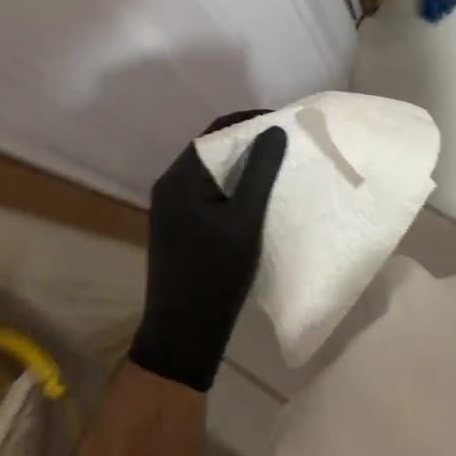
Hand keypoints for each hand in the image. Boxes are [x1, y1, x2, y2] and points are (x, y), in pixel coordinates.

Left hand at [128, 112, 287, 391]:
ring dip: (241, 167)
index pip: (216, 132)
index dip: (250, 121)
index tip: (284, 122)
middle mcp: (169, 186)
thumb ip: (261, 171)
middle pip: (212, 150)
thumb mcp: (246, 219)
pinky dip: (231, 188)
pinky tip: (255, 197)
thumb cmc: (216, 274)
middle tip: (285, 144)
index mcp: (180, 177)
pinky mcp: (177, 227)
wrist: (183, 334)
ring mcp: (170, 208)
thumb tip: (274, 129)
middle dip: (248, 143)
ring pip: (210, 173)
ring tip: (277, 167)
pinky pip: (206, 194)